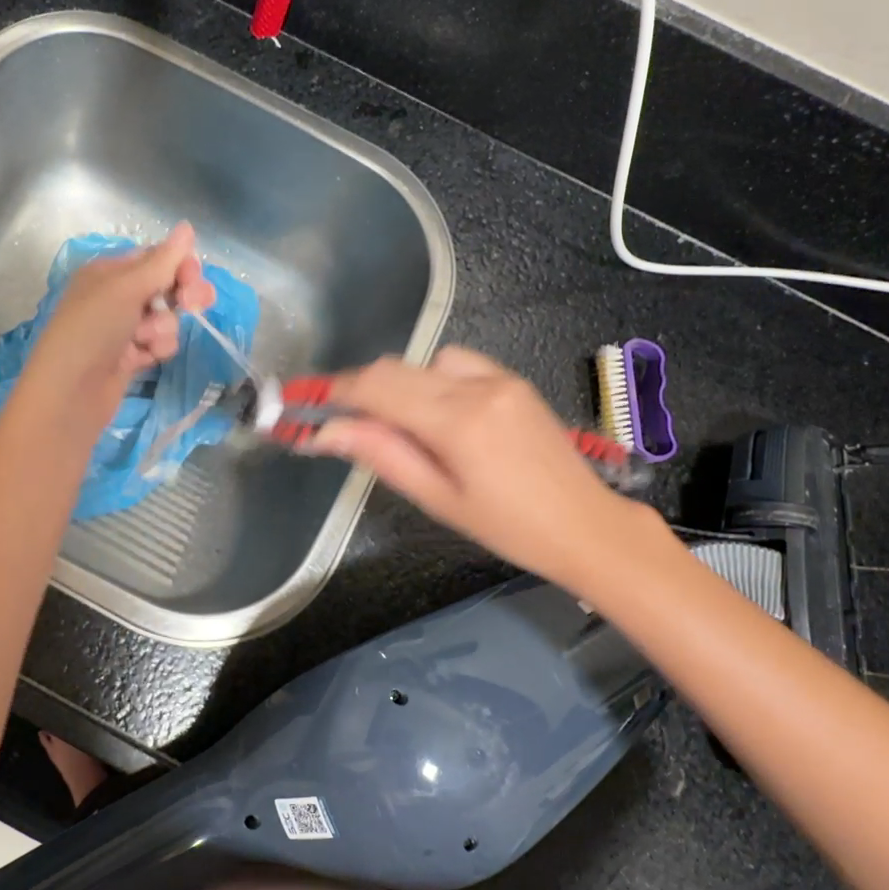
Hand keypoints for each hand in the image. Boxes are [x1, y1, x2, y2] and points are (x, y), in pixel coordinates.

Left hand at [18, 222, 216, 412]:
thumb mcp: (125, 288)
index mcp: (107, 271)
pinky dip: (156, 349)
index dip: (179, 265)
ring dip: (163, 328)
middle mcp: (115, 296)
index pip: (155, 257)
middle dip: (182, 295)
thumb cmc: (91, 330)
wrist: (69, 394)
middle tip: (193, 304)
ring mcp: (123, 328)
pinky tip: (142, 359)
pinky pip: (160, 343)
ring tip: (144, 340)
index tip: (193, 279)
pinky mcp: (131, 357)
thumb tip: (187, 227)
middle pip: (165, 286)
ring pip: (167, 318)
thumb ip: (162, 260)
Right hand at [310, 347, 663, 588]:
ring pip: (422, 361)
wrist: (588, 526)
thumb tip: (325, 431)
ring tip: (392, 423)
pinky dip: (429, 379)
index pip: (376, 388)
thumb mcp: (437, 498)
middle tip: (332, 417)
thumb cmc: (510, 528)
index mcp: (458, 421)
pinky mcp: (512, 380)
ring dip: (394, 384)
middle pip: (393, 368)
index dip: (332, 392)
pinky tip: (434, 411)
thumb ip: (381, 455)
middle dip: (356, 387)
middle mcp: (478, 387)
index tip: (300, 400)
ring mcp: (499, 379)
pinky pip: (455, 363)